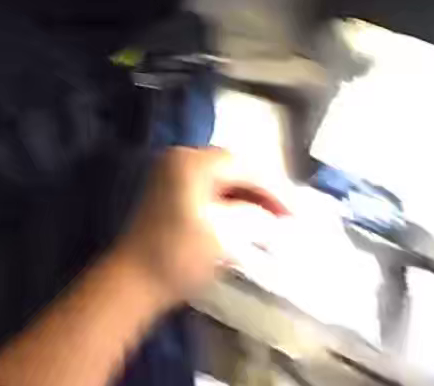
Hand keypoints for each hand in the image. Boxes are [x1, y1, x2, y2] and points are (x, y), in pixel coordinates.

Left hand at [109, 147, 289, 306]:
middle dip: (260, 189)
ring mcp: (169, 171)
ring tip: (272, 222)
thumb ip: (253, 218)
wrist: (136, 276)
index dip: (272, 188)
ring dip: (245, 195)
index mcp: (191, 162)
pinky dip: (227, 200)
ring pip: (218, 176)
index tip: (297, 216)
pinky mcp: (166, 189)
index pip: (241, 165)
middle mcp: (178, 157)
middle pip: (229, 165)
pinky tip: (245, 221)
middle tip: (287, 217)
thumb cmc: (179, 253)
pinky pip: (205, 185)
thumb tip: (273, 215)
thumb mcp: (224, 235)